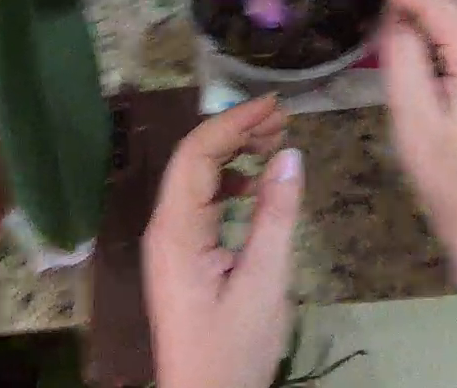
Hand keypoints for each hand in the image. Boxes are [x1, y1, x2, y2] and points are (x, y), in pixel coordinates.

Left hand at [144, 94, 303, 387]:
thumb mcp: (263, 284)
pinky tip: (257, 182)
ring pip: (200, 175)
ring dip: (235, 152)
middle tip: (281, 119)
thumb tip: (290, 154)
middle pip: (196, 158)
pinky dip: (231, 180)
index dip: (233, 121)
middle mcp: (166, 225)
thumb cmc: (232, 350)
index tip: (273, 106)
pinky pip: (204, 199)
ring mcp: (172, 239)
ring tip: (275, 140)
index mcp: (176, 228)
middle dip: (236, 131)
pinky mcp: (183, 252)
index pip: (198, 152)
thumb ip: (275, 215)